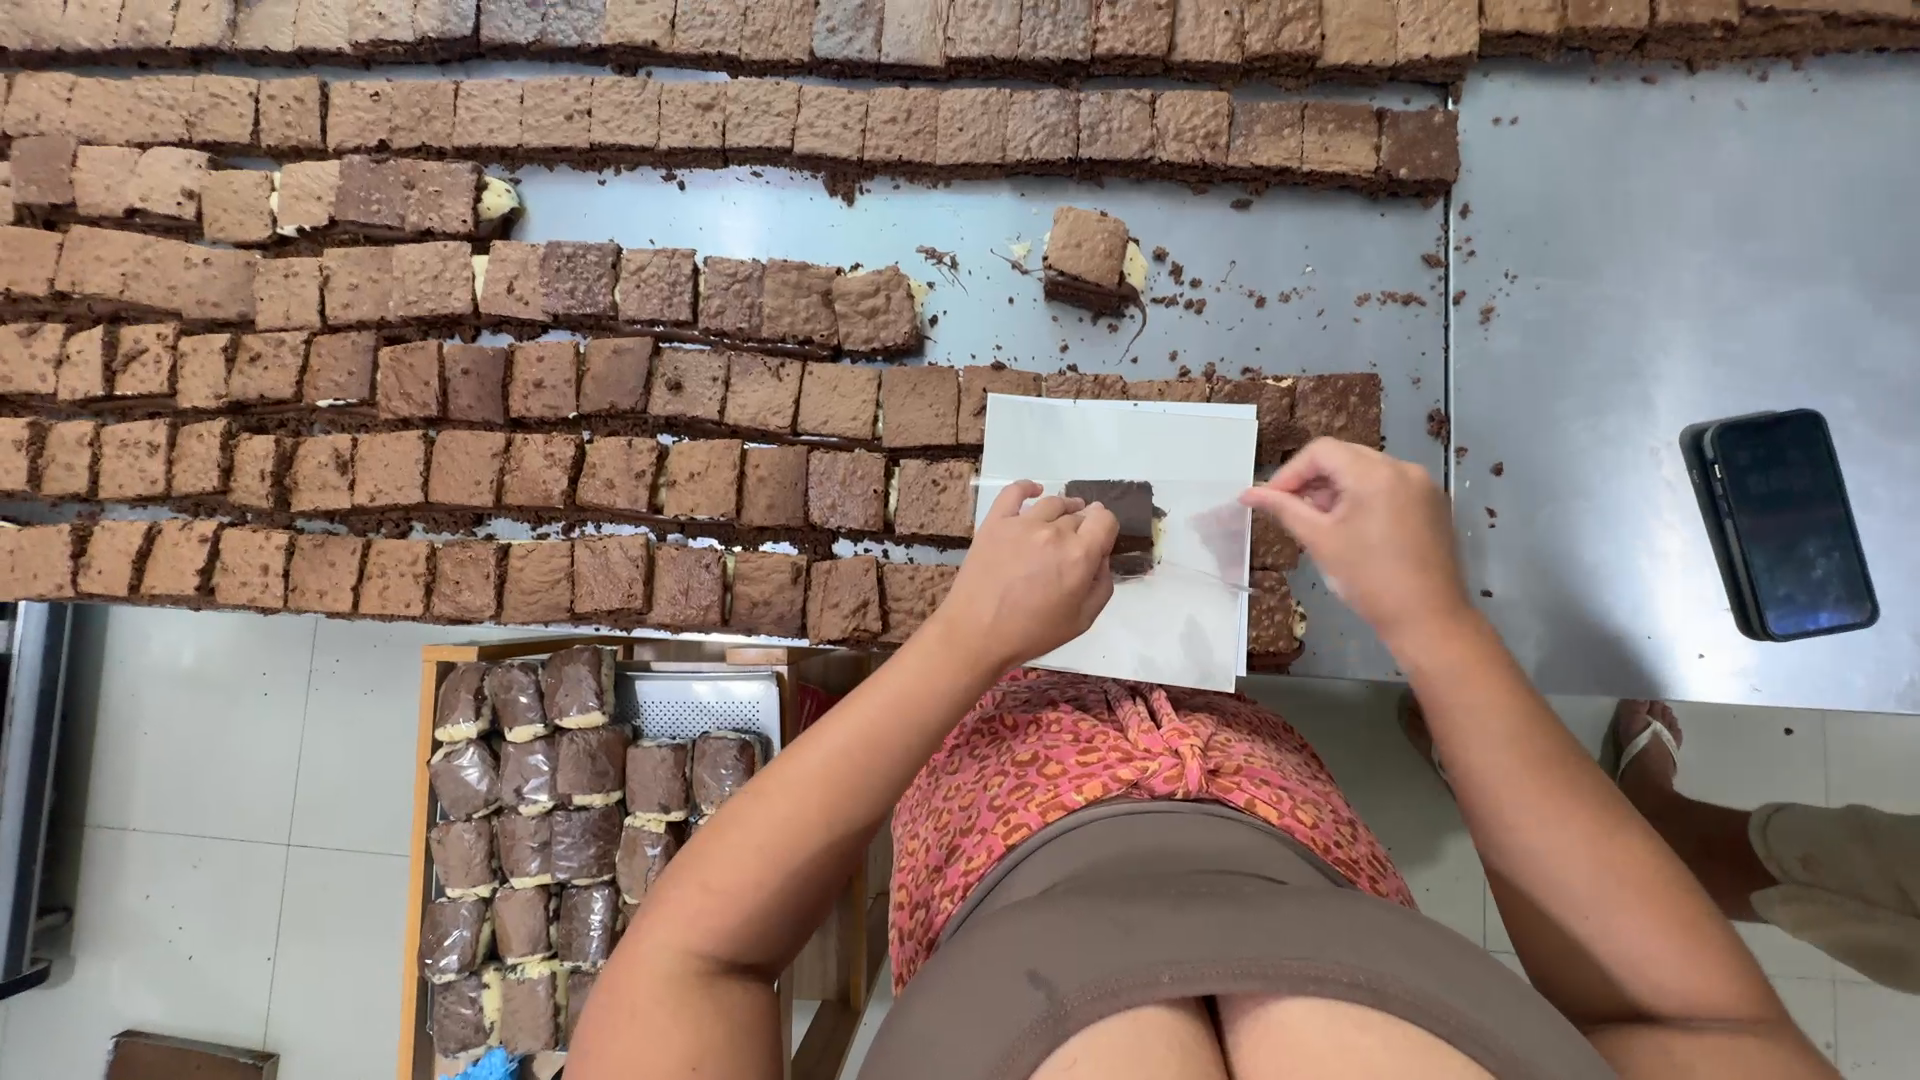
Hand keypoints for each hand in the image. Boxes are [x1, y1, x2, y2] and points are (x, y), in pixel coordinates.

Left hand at [928, 481, 1119, 671]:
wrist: (977, 633)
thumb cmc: (1033, 633)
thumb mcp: (1083, 619)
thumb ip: (1102, 583)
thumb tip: (1101, 556)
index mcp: (1079, 555)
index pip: (1106, 520)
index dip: (1106, 529)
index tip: (1100, 540)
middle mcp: (1054, 531)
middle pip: (1079, 514)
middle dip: (1084, 525)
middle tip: (1077, 541)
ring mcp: (1021, 523)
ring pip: (1052, 502)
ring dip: (1065, 507)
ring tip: (1064, 516)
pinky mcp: (995, 522)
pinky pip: (1014, 492)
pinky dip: (1028, 487)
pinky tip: (1034, 490)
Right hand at [1240, 438, 1471, 648]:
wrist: (1427, 617)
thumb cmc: (1367, 579)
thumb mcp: (1318, 540)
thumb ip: (1283, 509)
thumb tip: (1247, 494)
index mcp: (1374, 474)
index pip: (1320, 451)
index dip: (1290, 472)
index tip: (1272, 500)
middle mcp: (1403, 468)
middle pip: (1344, 456)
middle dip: (1312, 480)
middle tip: (1292, 510)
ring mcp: (1422, 485)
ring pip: (1366, 470)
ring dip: (1336, 489)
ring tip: (1320, 522)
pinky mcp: (1432, 503)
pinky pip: (1387, 485)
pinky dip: (1362, 497)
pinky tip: (1351, 528)